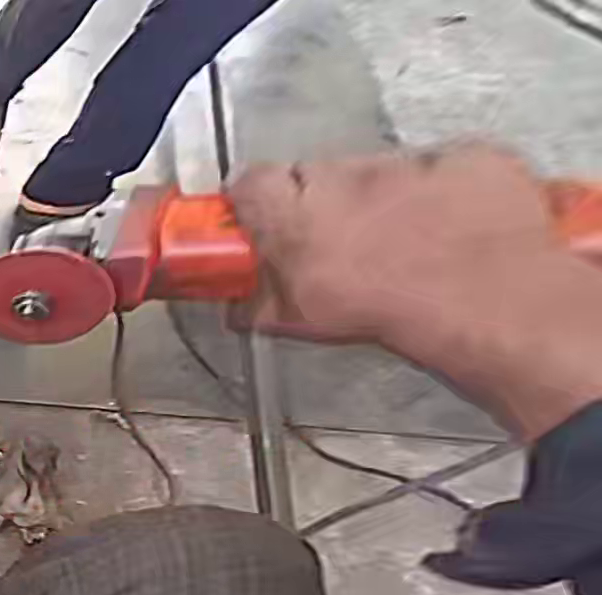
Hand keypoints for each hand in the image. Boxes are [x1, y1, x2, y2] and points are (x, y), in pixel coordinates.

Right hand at [229, 143, 601, 439]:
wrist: (476, 295)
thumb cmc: (378, 308)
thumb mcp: (287, 319)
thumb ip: (253, 298)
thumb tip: (238, 301)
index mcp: (291, 219)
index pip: (250, 181)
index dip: (246, 191)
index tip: (248, 204)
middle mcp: (344, 181)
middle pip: (310, 170)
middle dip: (305, 194)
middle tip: (314, 228)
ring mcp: (408, 164)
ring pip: (370, 167)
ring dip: (365, 192)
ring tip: (380, 229)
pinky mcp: (465, 155)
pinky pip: (435, 163)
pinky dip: (427, 184)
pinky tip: (431, 216)